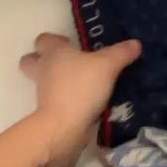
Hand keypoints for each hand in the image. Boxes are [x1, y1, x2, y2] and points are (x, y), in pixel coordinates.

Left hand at [19, 32, 140, 140]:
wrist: (64, 126)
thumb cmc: (81, 87)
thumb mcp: (108, 66)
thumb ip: (121, 53)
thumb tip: (135, 43)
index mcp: (53, 53)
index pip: (43, 39)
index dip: (55, 40)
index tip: (71, 44)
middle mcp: (42, 70)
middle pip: (30, 60)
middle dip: (42, 60)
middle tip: (65, 64)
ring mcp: (42, 93)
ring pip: (41, 82)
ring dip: (54, 81)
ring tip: (77, 84)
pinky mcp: (47, 112)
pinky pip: (52, 101)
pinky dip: (62, 100)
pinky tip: (81, 103)